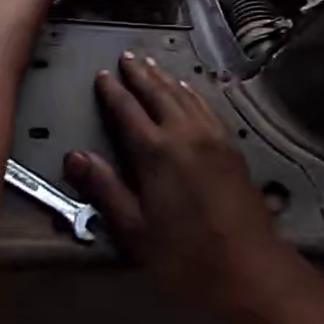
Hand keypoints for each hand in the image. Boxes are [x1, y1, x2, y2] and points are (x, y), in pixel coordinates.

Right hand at [64, 52, 300, 323]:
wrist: (248, 266)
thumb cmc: (185, 256)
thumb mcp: (135, 229)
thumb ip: (105, 188)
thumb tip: (74, 156)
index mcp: (156, 152)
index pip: (128, 110)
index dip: (113, 92)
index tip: (103, 76)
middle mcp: (185, 134)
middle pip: (158, 93)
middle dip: (140, 74)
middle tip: (127, 57)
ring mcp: (212, 136)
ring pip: (184, 95)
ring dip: (164, 78)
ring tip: (151, 65)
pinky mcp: (230, 144)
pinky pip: (206, 106)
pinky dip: (191, 92)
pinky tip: (187, 89)